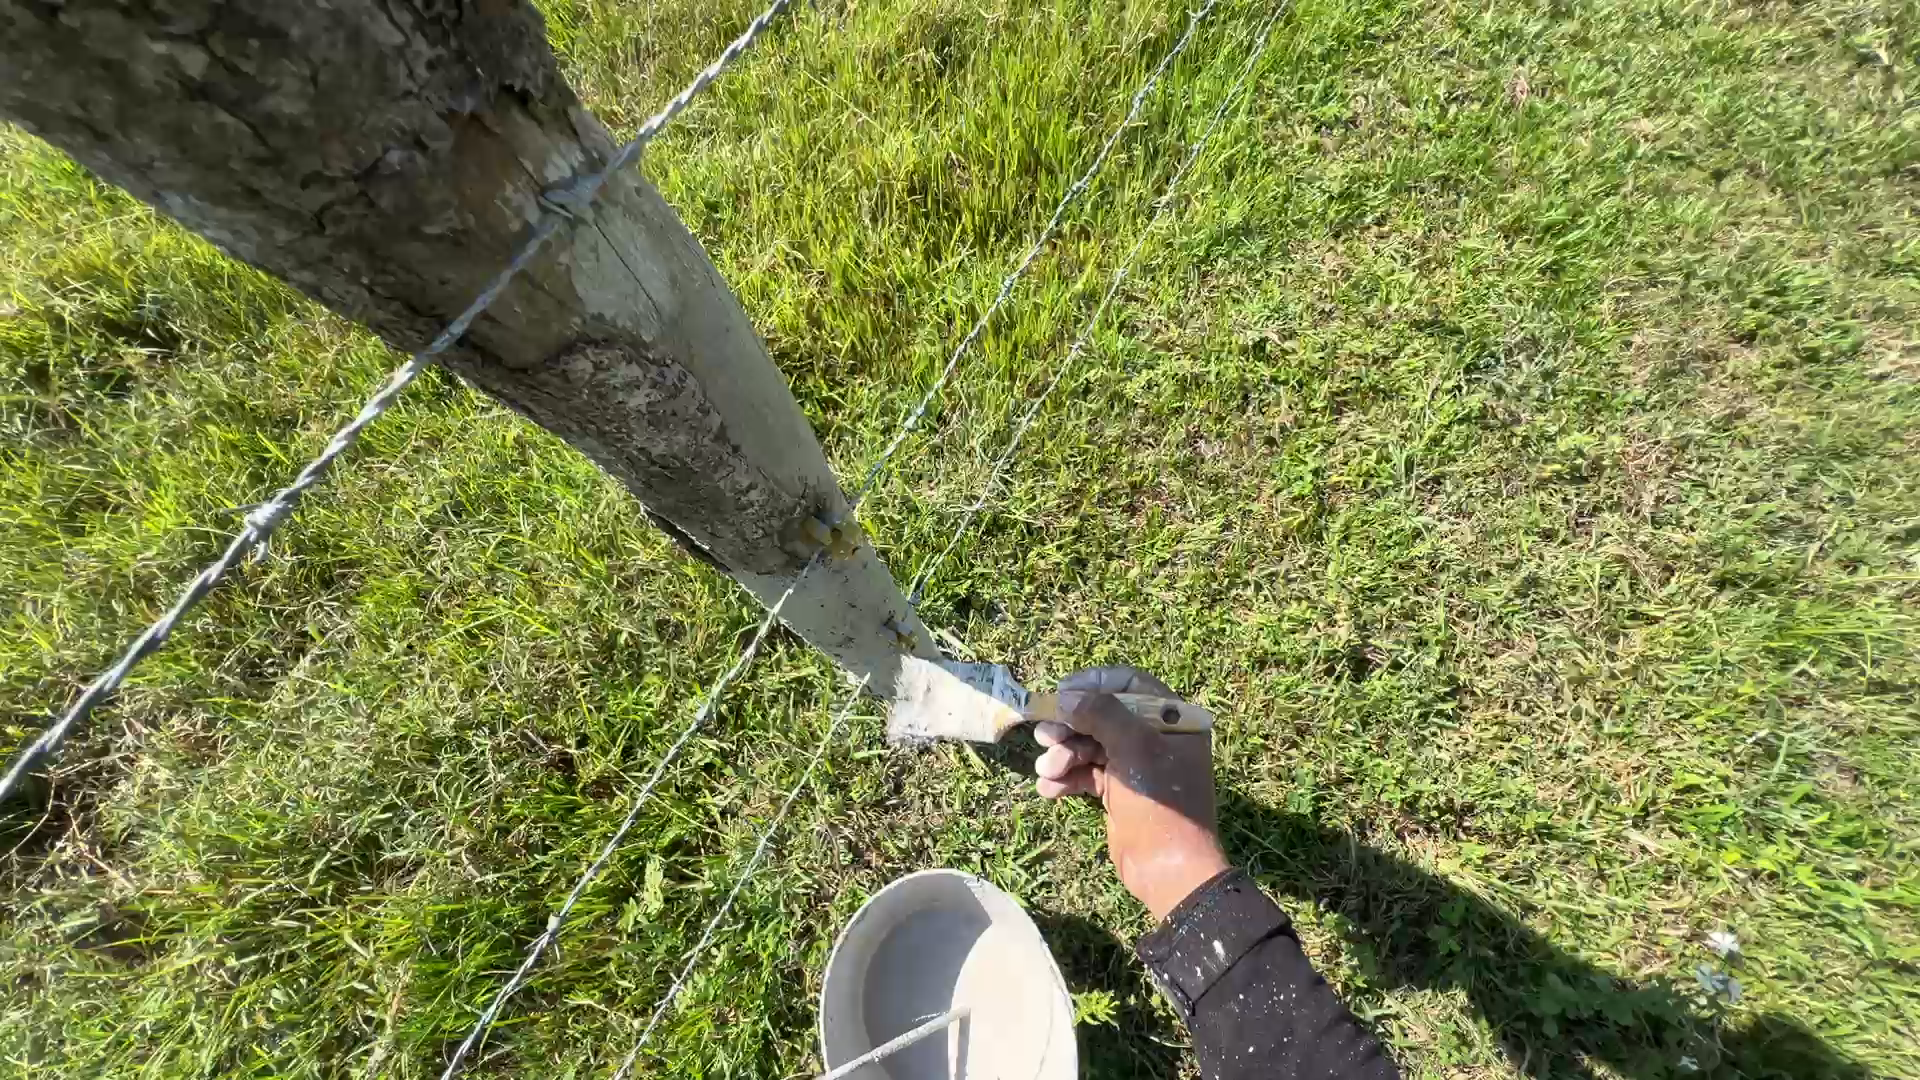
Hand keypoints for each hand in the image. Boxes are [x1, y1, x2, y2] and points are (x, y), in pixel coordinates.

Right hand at [1034, 666, 1230, 920]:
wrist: (1169, 873)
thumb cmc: (1160, 802)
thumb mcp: (1134, 748)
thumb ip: (1100, 713)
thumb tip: (1066, 697)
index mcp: (1173, 721)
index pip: (1130, 685)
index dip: (1094, 684)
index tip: (1063, 692)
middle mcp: (1156, 738)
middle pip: (1103, 716)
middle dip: (1071, 727)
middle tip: (1044, 735)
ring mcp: (1136, 766)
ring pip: (1090, 745)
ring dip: (1064, 755)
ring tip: (1047, 769)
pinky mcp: (1119, 791)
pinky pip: (1087, 773)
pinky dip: (1067, 778)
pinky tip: (1048, 788)